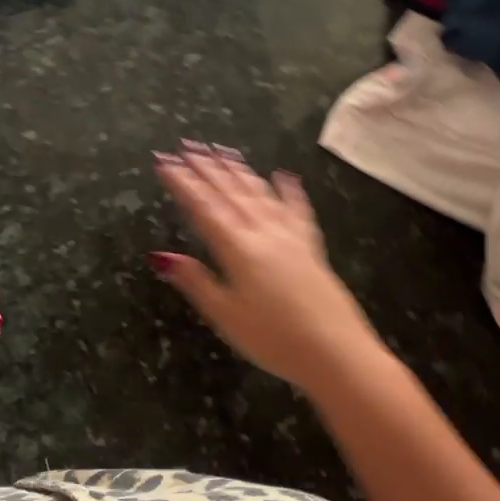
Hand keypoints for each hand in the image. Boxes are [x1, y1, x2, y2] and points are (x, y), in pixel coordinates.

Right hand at [151, 142, 388, 393]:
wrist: (338, 354)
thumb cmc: (274, 340)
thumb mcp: (225, 315)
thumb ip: (195, 282)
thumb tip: (162, 255)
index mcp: (237, 249)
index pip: (203, 208)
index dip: (182, 183)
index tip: (164, 161)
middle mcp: (263, 234)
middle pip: (230, 193)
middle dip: (206, 168)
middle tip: (187, 146)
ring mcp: (290, 238)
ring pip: (260, 194)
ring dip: (238, 171)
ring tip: (222, 151)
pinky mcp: (311, 248)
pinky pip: (297, 210)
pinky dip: (288, 191)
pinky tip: (283, 176)